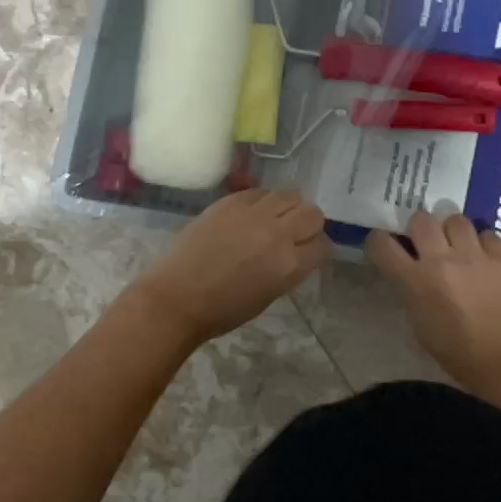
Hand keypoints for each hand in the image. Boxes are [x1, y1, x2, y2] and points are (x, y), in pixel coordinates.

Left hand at [131, 189, 330, 345]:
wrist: (177, 297)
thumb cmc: (223, 310)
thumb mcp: (269, 294)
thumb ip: (289, 269)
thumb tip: (296, 251)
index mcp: (290, 265)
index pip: (322, 244)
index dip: (316, 247)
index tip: (306, 250)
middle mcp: (278, 233)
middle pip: (312, 213)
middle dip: (308, 222)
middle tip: (292, 231)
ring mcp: (253, 213)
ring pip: (289, 194)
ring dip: (287, 206)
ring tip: (272, 218)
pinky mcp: (230, 201)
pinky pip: (259, 191)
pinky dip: (261, 201)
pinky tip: (249, 214)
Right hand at [366, 210, 500, 395]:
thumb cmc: (457, 354)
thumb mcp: (419, 326)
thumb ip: (410, 293)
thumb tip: (408, 274)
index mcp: (415, 281)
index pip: (382, 243)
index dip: (379, 241)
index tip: (385, 245)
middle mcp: (441, 260)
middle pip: (420, 219)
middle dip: (419, 228)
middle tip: (426, 241)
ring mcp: (474, 256)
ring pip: (455, 219)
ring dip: (451, 230)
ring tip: (457, 244)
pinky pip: (487, 234)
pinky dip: (482, 243)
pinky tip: (484, 257)